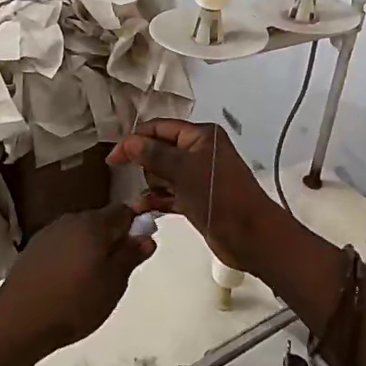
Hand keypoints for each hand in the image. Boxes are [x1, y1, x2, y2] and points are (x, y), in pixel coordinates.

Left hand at [0, 204, 155, 365]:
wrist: (21, 320)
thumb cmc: (75, 303)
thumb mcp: (113, 284)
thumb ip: (130, 256)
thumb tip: (146, 236)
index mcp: (93, 224)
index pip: (122, 211)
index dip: (135, 225)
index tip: (139, 248)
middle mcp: (70, 220)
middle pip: (99, 220)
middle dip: (112, 238)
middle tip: (118, 270)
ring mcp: (48, 232)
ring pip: (79, 232)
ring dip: (90, 247)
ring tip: (92, 279)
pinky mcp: (33, 247)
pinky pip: (62, 243)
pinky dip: (70, 254)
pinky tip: (68, 280)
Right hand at [108, 119, 294, 274]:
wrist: (251, 237)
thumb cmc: (220, 197)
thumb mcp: (183, 171)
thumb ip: (152, 154)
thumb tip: (128, 142)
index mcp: (200, 136)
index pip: (159, 128)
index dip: (135, 140)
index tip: (113, 159)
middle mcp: (199, 151)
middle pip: (158, 150)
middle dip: (146, 165)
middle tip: (149, 181)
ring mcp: (198, 176)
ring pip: (162, 173)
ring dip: (150, 184)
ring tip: (145, 199)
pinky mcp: (196, 198)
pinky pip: (169, 193)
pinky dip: (157, 198)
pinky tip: (143, 208)